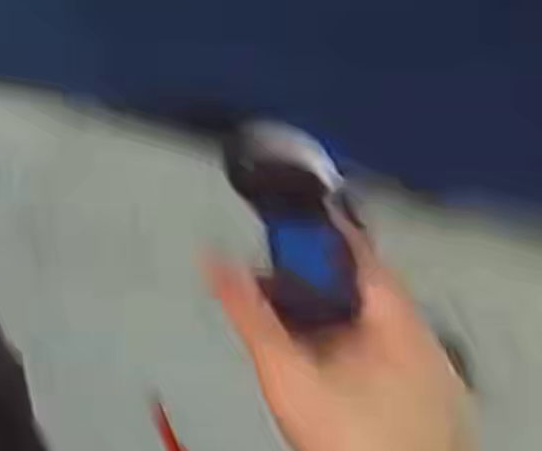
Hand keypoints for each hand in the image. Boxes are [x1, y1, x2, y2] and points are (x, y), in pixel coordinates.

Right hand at [208, 225, 473, 450]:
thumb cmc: (346, 434)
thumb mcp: (281, 364)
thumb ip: (244, 306)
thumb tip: (209, 255)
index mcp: (404, 337)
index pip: (367, 263)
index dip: (329, 231)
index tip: (296, 207)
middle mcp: (424, 354)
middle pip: (366, 290)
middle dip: (313, 269)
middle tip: (269, 256)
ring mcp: (426, 381)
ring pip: (370, 319)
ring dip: (322, 299)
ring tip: (276, 297)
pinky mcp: (418, 400)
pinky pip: (375, 343)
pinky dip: (336, 326)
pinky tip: (307, 337)